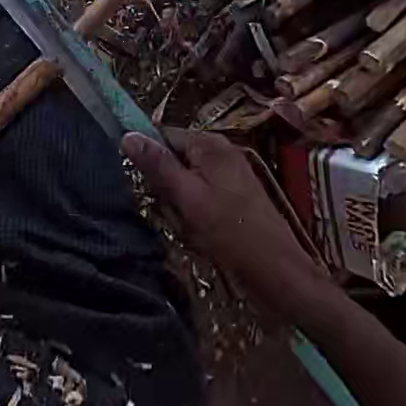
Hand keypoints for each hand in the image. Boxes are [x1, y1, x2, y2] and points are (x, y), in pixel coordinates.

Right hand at [122, 129, 332, 317]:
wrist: (278, 270)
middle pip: (176, 158)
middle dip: (168, 186)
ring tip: (189, 226)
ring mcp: (231, 171)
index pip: (164, 135)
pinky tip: (203, 232)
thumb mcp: (187, 198)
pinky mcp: (237, 193)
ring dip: (181, 203)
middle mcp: (222, 150)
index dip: (150, 159)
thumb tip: (128, 134)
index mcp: (210, 143)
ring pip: (188, 180)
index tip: (145, 188)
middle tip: (174, 213)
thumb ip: (158, 165)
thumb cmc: (230, 233)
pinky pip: (203, 194)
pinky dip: (197, 211)